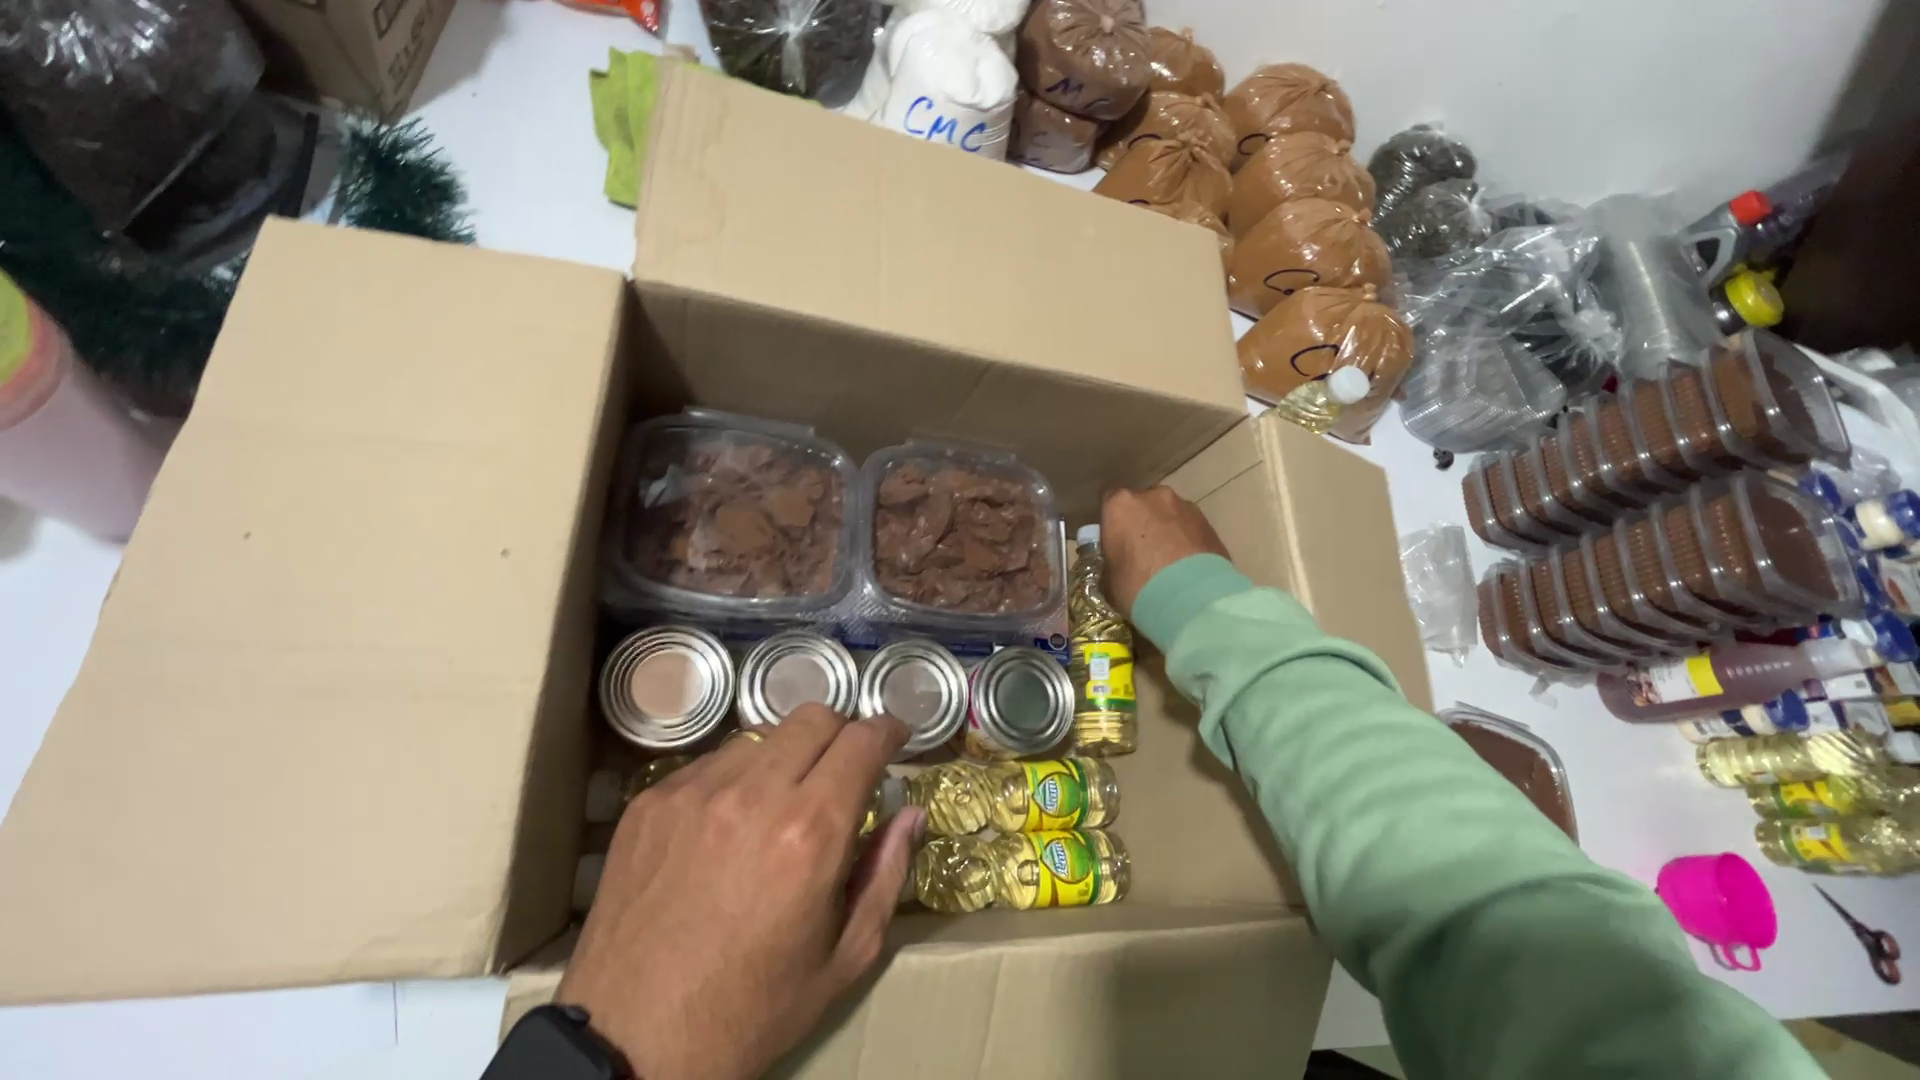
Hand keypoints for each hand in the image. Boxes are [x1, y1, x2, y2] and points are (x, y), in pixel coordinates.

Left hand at [558, 708, 924, 1079]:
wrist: (630, 1042)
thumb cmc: (753, 1009)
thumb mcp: (845, 958)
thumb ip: (887, 874)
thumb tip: (911, 814)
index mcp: (810, 833)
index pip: (861, 741)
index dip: (888, 730)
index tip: (895, 737)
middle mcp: (753, 795)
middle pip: (813, 717)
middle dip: (841, 733)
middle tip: (843, 770)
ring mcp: (694, 791)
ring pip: (761, 735)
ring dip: (787, 754)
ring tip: (782, 801)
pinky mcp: (652, 801)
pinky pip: (711, 762)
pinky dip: (737, 777)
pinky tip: (730, 825)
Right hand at [1100, 485, 1231, 617]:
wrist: (1190, 598)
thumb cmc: (1137, 586)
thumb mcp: (1108, 582)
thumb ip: (1110, 565)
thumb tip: (1115, 569)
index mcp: (1120, 505)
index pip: (1110, 503)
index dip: (1112, 523)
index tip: (1114, 542)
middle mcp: (1152, 496)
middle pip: (1142, 504)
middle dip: (1142, 522)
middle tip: (1142, 551)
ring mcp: (1184, 505)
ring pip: (1169, 514)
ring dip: (1167, 530)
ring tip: (1169, 560)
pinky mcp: (1208, 522)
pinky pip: (1190, 527)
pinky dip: (1187, 540)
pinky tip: (1187, 565)